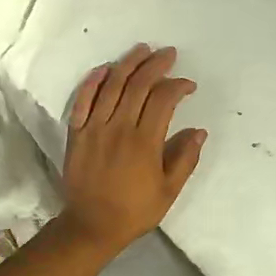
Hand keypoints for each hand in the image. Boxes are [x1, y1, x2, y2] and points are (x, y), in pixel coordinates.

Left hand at [59, 44, 207, 251]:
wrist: (91, 225)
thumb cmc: (135, 210)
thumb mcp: (169, 190)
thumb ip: (185, 158)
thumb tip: (199, 131)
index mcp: (145, 142)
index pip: (163, 99)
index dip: (178, 86)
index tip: (188, 85)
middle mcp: (119, 128)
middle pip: (138, 85)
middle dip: (156, 65)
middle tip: (168, 54)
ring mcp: (95, 128)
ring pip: (112, 86)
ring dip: (128, 64)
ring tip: (142, 50)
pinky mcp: (77, 132)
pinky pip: (83, 100)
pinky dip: (93, 81)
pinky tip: (105, 68)